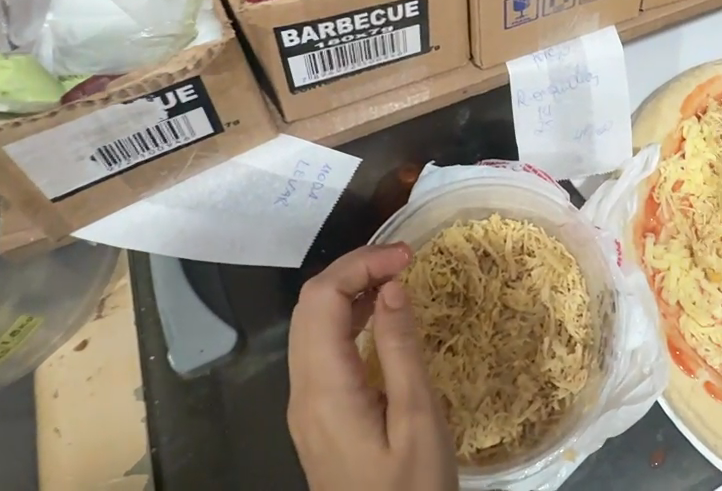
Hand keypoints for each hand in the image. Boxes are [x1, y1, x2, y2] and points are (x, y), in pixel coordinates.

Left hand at [287, 244, 454, 490]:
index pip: (321, 299)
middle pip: (310, 305)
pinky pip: (322, 347)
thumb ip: (401, 349)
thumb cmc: (412, 489)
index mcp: (324, 390)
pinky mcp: (319, 414)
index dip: (361, 264)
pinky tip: (382, 314)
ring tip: (398, 277)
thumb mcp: (418, 420)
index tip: (408, 255)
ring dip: (350, 288)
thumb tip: (391, 285)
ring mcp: (307, 404)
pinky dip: (349, 316)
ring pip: (312, 323)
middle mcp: (303, 391)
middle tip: (405, 260)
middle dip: (354, 268)